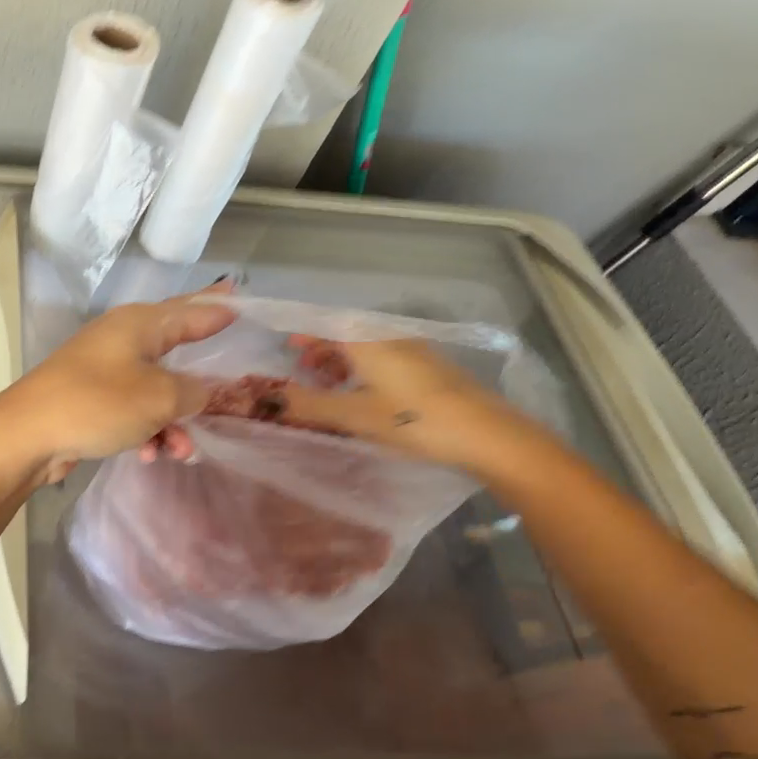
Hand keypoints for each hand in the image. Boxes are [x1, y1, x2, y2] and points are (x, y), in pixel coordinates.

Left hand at [0, 289, 236, 484]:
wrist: (28, 434)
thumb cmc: (98, 403)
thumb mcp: (159, 397)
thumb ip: (193, 392)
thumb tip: (201, 391)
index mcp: (139, 324)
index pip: (190, 309)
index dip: (217, 306)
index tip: (240, 297)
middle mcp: (121, 340)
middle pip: (174, 349)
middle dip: (201, 376)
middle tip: (232, 381)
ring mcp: (103, 370)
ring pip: (155, 390)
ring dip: (173, 420)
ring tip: (181, 451)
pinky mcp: (91, 399)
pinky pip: (133, 411)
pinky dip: (146, 430)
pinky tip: (150, 455)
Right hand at [276, 337, 555, 473]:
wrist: (488, 435)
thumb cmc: (413, 420)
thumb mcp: (353, 416)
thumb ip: (308, 404)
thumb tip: (269, 398)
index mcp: (365, 340)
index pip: (322, 323)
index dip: (299, 331)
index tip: (281, 344)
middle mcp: (388, 336)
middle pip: (344, 333)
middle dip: (319, 348)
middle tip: (302, 371)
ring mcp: (413, 350)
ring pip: (366, 347)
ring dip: (342, 361)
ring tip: (329, 385)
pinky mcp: (430, 368)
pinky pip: (384, 358)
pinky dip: (364, 369)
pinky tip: (365, 394)